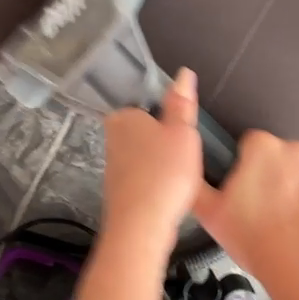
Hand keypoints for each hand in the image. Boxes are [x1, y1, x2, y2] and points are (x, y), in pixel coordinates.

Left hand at [100, 68, 205, 247]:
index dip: (168, 118)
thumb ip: (182, 103)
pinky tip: (170, 193)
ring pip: (146, 157)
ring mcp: (113, 167)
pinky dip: (158, 183)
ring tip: (181, 175)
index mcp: (123, 117)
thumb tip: (183, 73)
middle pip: (146, 132)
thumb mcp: (182, 132)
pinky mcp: (120, 191)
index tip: (183, 132)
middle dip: (165, 141)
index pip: (146, 105)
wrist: (141, 226)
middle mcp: (112, 139)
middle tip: (186, 155)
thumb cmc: (165, 173)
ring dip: (163, 164)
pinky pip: (144, 178)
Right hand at [193, 131, 298, 295]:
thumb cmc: (253, 238)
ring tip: (280, 224)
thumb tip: (188, 170)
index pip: (247, 143)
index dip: (240, 166)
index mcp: (262, 148)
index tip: (239, 191)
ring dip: (290, 191)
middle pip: (275, 158)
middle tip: (256, 210)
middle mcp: (295, 151)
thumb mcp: (209, 214)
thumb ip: (196, 185)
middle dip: (267, 177)